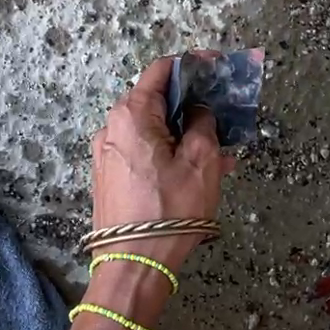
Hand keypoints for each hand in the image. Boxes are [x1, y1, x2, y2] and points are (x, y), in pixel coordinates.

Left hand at [89, 57, 232, 274]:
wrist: (133, 265)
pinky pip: (143, 150)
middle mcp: (112, 126)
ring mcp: (107, 153)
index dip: (193, 64)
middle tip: (223, 112)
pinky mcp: (109, 175)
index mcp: (132, 114)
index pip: (162, 69)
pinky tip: (196, 170)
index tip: (218, 67)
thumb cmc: (170, 209)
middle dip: (192, 103)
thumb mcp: (201, 160)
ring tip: (219, 151)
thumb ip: (203, 122)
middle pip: (156, 99)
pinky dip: (169, 151)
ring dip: (184, 131)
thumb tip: (198, 111)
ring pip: (152, 128)